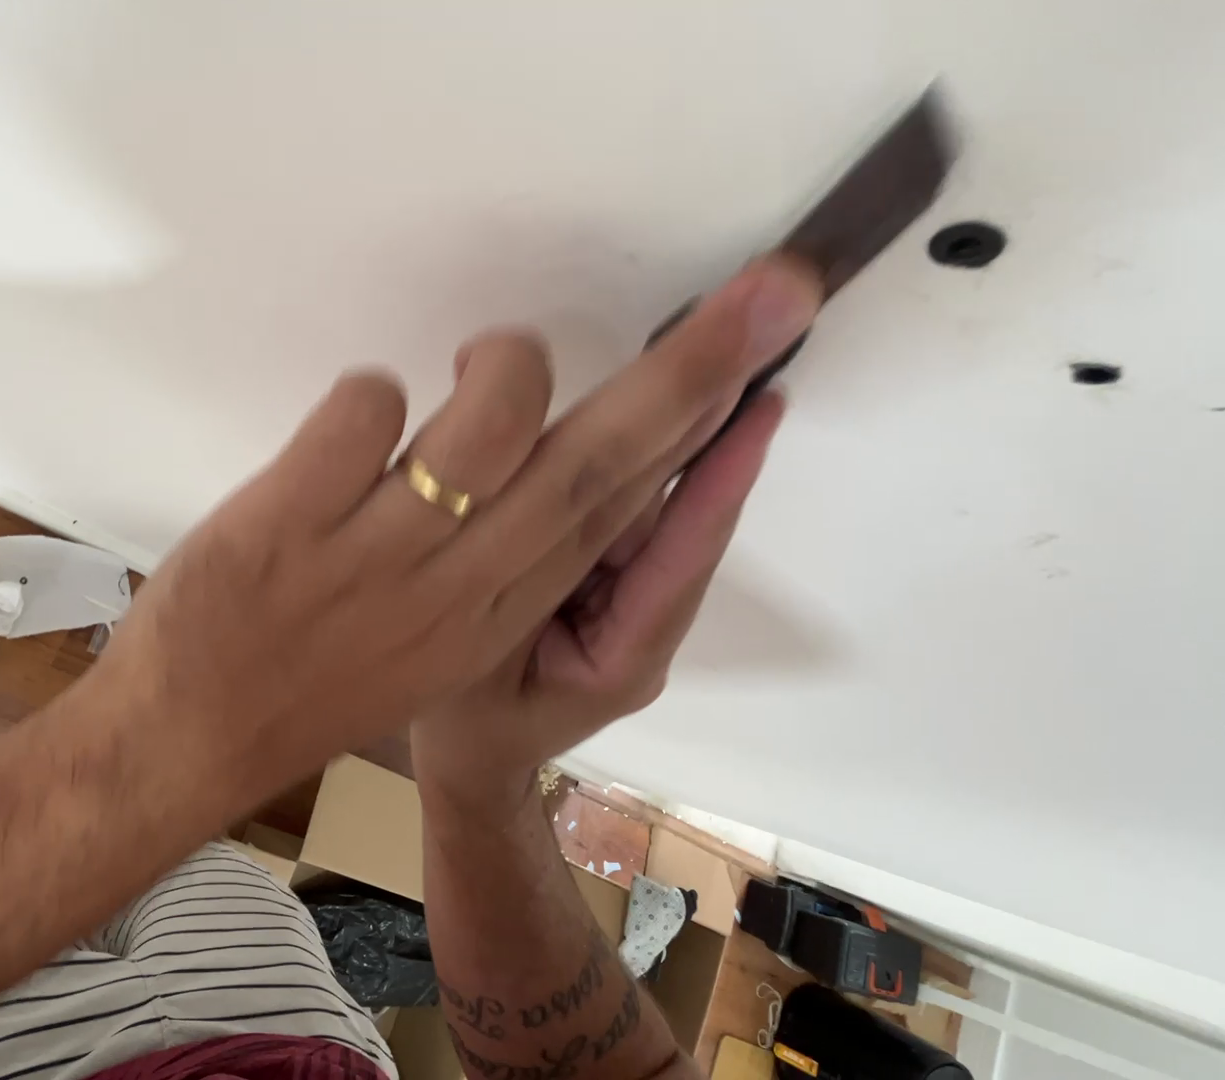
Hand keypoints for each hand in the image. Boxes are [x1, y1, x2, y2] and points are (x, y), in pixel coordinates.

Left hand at [86, 257, 820, 804]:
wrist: (185, 742)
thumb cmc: (303, 682)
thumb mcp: (421, 649)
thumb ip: (481, 569)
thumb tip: (522, 472)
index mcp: (492, 618)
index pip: (614, 512)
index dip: (692, 432)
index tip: (752, 364)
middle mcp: (454, 591)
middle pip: (591, 468)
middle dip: (687, 372)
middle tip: (768, 290)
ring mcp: (370, 559)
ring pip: (484, 431)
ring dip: (503, 368)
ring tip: (479, 358)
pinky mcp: (284, 528)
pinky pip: (360, 419)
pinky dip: (373, 394)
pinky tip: (362, 411)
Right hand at [409, 326, 797, 802]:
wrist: (473, 772)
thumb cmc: (466, 726)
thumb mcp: (466, 669)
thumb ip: (503, 597)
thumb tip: (534, 500)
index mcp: (622, 655)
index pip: (675, 556)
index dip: (713, 481)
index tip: (758, 402)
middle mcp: (641, 624)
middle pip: (675, 519)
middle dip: (714, 432)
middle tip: (756, 340)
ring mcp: (626, 605)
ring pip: (648, 512)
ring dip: (677, 435)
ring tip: (709, 351)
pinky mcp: (603, 590)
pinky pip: (616, 520)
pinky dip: (629, 462)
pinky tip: (638, 407)